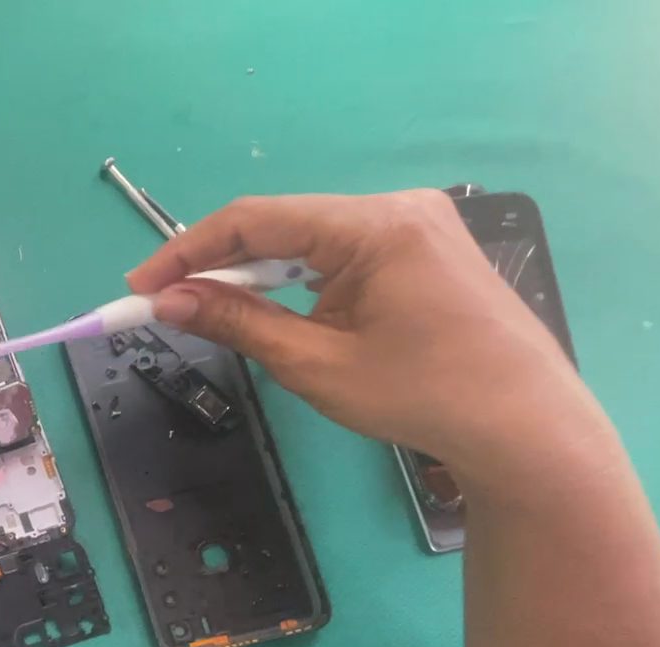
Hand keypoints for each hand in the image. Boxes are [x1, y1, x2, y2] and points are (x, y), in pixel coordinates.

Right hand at [128, 191, 610, 491]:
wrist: (522, 424)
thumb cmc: (417, 395)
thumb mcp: (311, 362)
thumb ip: (235, 322)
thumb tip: (166, 302)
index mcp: (374, 226)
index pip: (254, 221)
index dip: (185, 252)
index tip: (137, 287)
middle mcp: (394, 209)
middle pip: (276, 225)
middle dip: (211, 263)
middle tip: (160, 303)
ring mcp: (411, 227)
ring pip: (301, 240)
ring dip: (246, 273)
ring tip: (199, 308)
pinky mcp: (416, 250)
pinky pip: (329, 254)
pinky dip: (284, 280)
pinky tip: (259, 305)